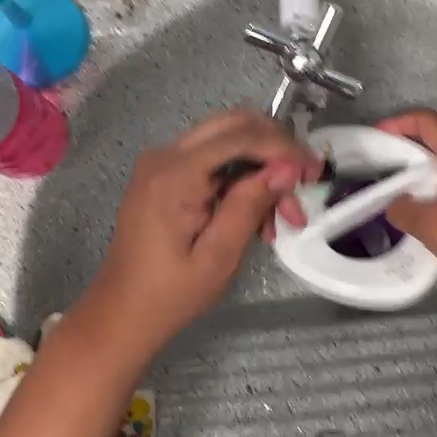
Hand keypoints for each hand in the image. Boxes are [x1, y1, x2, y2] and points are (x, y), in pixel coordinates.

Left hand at [83, 109, 315, 357]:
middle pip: (234, 125)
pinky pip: (214, 159)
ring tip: (283, 218)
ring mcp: (163, 161)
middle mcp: (165, 155)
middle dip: (276, 151)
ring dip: (262, 168)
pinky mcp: (166, 173)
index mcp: (174, 174)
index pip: (240, 135)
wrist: (122, 311)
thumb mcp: (219, 256)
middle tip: (304, 186)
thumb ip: (250, 205)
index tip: (314, 173)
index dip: (283, 148)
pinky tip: (257, 216)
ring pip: (228, 140)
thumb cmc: (170, 293)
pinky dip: (242, 177)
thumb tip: (287, 168)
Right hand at [376, 109, 436, 285]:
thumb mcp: (427, 225)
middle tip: (382, 161)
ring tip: (397, 185)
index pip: (428, 122)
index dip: (400, 121)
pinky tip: (422, 205)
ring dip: (419, 166)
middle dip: (406, 143)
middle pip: (436, 137)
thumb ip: (401, 209)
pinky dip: (431, 181)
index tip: (378, 136)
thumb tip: (394, 203)